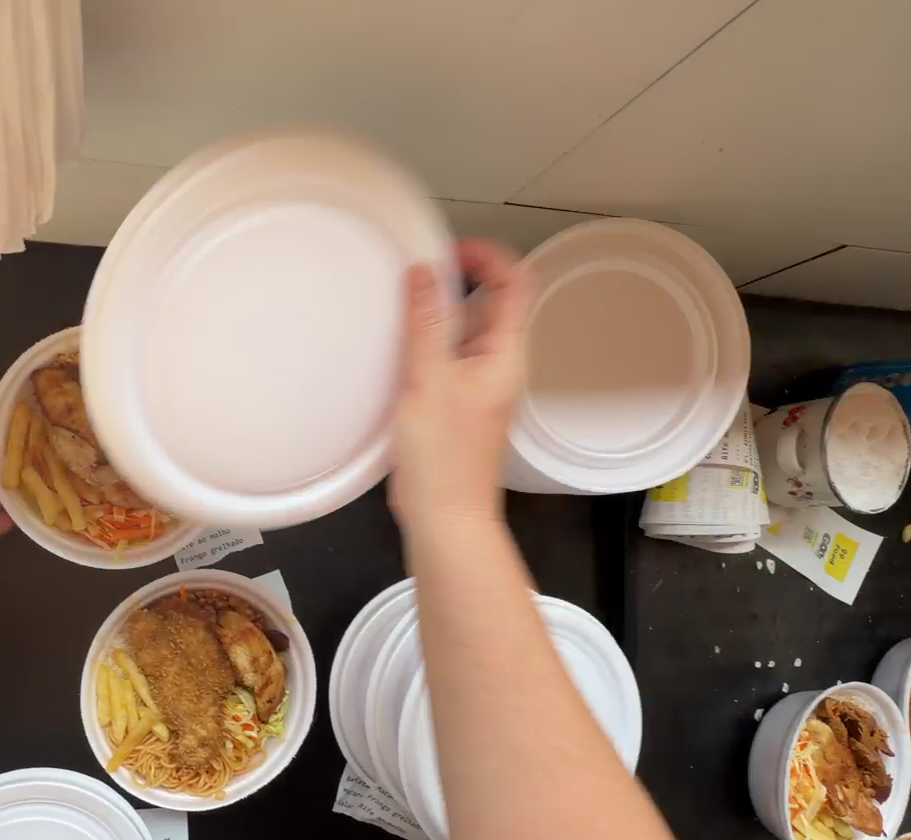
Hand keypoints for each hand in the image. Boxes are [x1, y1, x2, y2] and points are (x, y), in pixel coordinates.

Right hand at [389, 238, 531, 534]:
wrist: (443, 516)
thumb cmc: (444, 462)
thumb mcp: (429, 383)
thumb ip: (426, 326)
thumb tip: (424, 274)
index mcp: (505, 355)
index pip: (515, 282)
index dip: (486, 257)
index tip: (447, 252)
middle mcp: (495, 366)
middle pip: (485, 305)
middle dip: (451, 286)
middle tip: (412, 284)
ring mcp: (474, 386)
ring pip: (460, 334)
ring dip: (432, 320)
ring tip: (398, 320)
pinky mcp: (452, 405)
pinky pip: (442, 362)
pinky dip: (422, 350)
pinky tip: (395, 359)